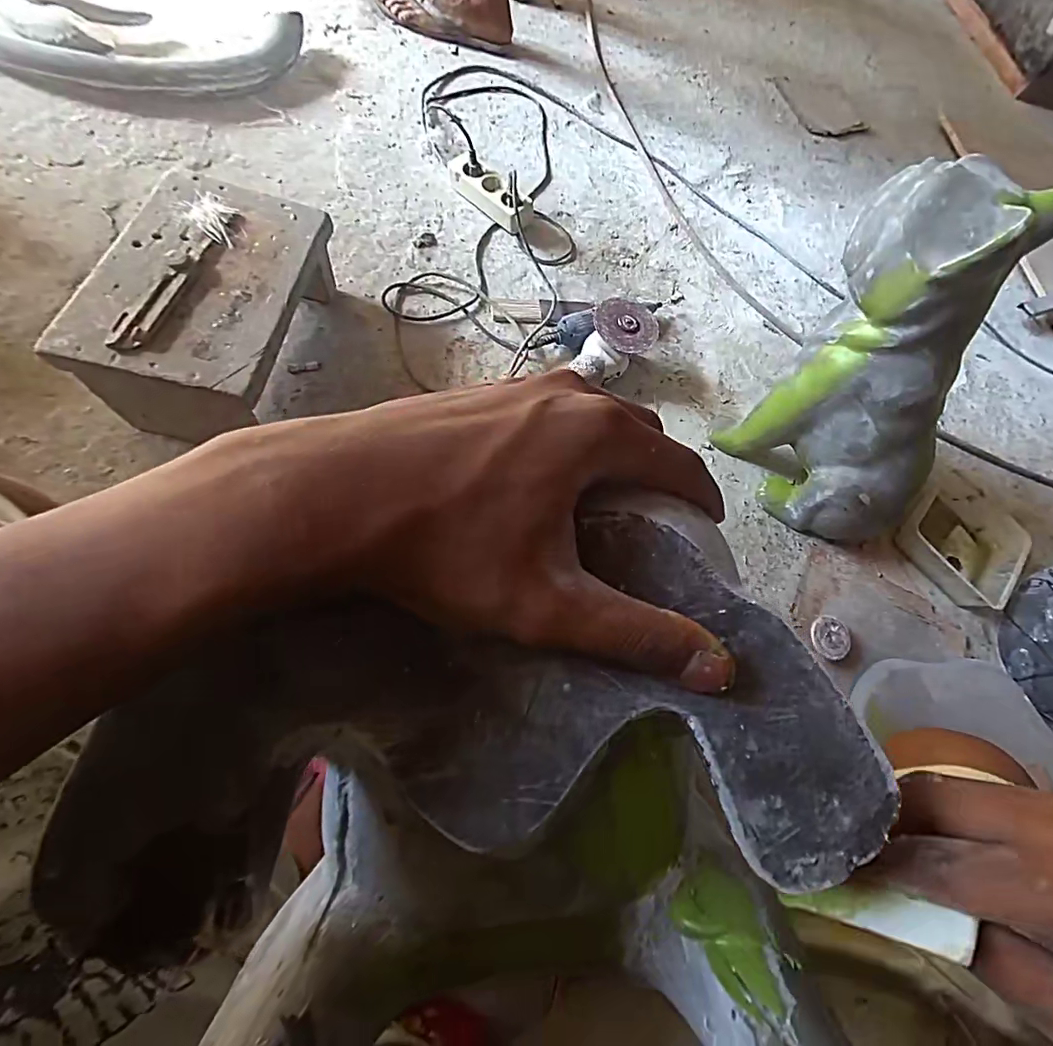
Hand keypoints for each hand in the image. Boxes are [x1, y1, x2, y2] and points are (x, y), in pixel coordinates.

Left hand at [171, 371, 733, 691]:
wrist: (334, 492)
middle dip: (655, 471)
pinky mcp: (473, 391)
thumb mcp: (546, 603)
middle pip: (637, 431)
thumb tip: (719, 668)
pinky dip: (558, 440)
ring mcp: (513, 383)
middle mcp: (564, 393)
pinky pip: (540, 412)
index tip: (703, 529)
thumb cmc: (447, 547)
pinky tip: (527, 475)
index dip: (700, 499)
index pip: (679, 464)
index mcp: (597, 434)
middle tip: (649, 519)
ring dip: (604, 451)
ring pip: (585, 415)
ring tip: (592, 498)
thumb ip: (635, 633)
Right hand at [862, 775, 1052, 1045]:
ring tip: (881, 839)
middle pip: (933, 797)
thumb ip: (1003, 969)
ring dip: (915, 810)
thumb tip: (923, 920)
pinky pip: (999, 796)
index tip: (827, 863)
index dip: (872, 864)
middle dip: (880, 817)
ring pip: (960, 786)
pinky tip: (945, 839)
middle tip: (843, 841)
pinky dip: (957, 811)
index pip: (931, 863)